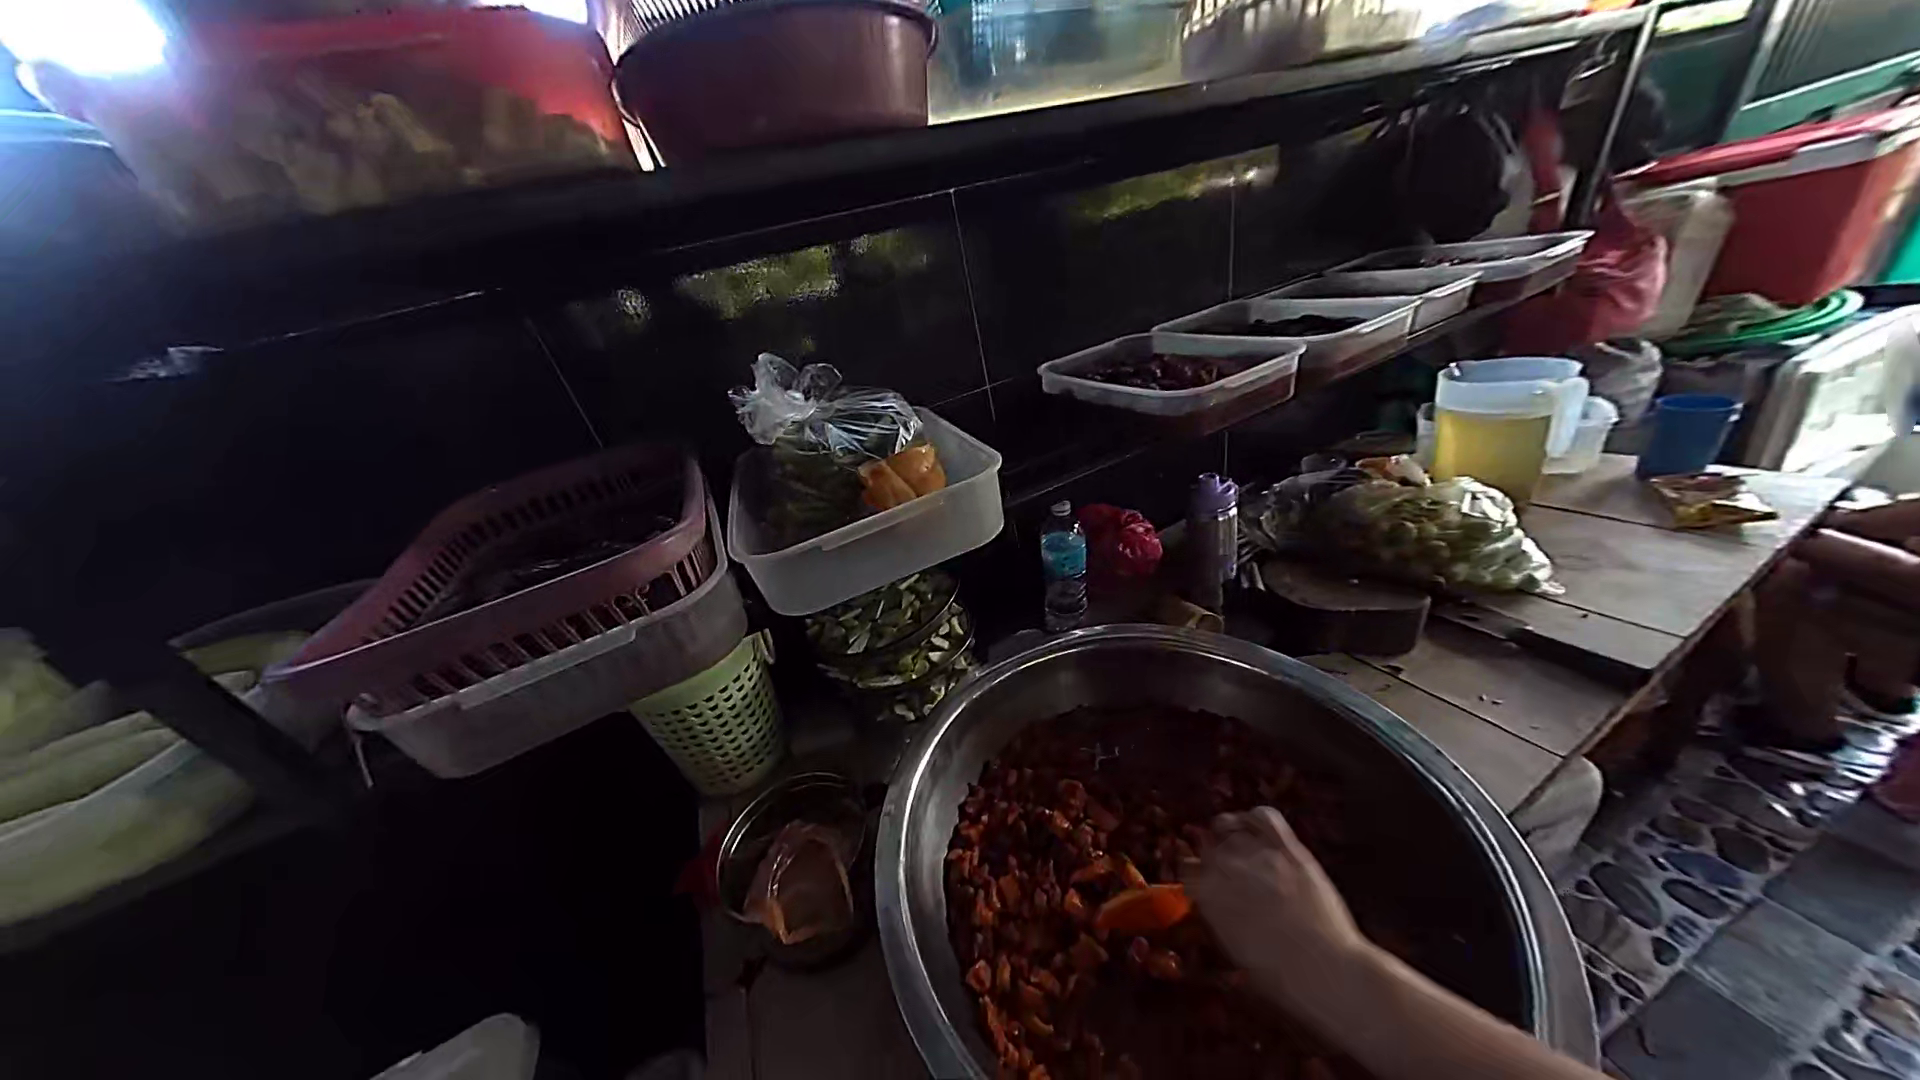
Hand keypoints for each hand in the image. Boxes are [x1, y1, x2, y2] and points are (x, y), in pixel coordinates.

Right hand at [1181, 806, 1370, 1012]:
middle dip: (1210, 851)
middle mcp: (1226, 867)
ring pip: (1230, 824)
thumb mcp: (1234, 946)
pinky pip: (1264, 816)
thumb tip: (1207, 895)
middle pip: (1206, 843)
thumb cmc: (1278, 973)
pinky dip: (1255, 817)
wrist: (1329, 971)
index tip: (1201, 875)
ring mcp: (1257, 854)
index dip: (1193, 870)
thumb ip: (1216, 912)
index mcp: (1209, 893)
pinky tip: (1256, 827)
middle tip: (1223, 863)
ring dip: (1230, 832)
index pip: (1186, 866)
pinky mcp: (1287, 848)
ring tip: (1237, 840)